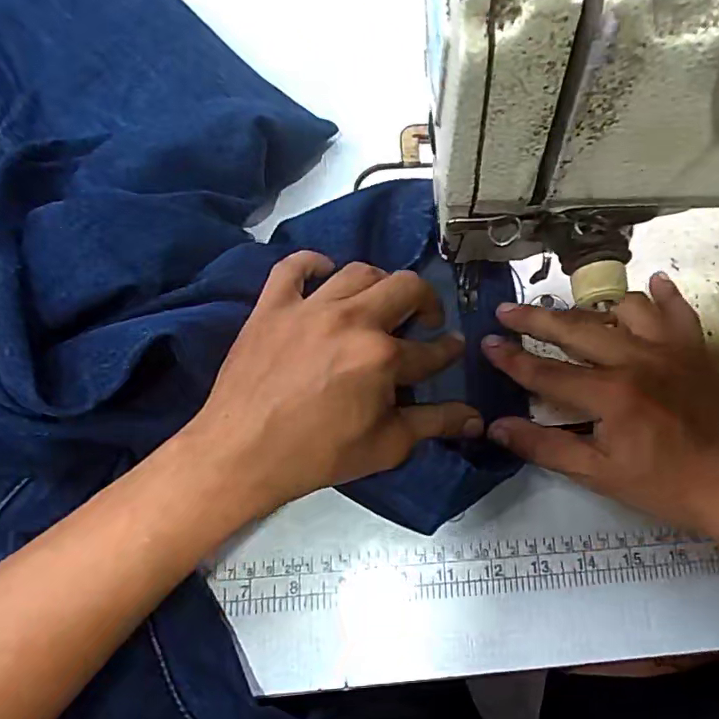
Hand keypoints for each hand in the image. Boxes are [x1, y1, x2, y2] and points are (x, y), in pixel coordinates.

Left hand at [179, 253, 481, 514]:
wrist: (242, 454)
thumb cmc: (318, 455)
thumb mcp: (386, 446)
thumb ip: (434, 424)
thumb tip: (476, 419)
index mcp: (383, 356)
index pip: (430, 349)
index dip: (448, 350)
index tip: (453, 347)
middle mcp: (351, 320)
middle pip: (405, 287)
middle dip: (426, 300)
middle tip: (424, 320)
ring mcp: (309, 307)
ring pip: (357, 271)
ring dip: (379, 283)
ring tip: (379, 303)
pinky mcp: (272, 306)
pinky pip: (293, 266)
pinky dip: (313, 263)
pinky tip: (324, 271)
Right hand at [482, 272, 718, 547]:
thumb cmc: (666, 487)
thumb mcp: (599, 475)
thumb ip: (546, 447)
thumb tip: (498, 428)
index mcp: (611, 394)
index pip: (547, 372)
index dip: (512, 359)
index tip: (486, 342)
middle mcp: (637, 360)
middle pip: (576, 329)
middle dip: (537, 318)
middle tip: (508, 309)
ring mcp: (670, 351)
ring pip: (625, 309)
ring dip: (594, 308)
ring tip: (574, 314)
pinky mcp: (695, 352)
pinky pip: (677, 312)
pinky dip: (662, 296)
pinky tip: (652, 285)